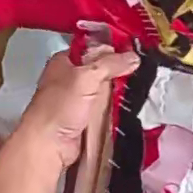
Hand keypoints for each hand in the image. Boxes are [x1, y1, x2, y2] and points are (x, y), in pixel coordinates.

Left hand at [11, 46, 139, 170]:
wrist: (49, 145)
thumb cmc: (61, 106)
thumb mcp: (86, 77)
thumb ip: (110, 64)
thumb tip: (134, 57)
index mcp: (64, 61)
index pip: (92, 48)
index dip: (112, 48)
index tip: (135, 51)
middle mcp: (71, 78)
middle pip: (102, 69)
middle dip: (120, 71)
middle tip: (142, 72)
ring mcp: (79, 100)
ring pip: (106, 90)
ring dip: (121, 92)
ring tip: (143, 87)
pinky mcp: (86, 118)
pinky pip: (106, 108)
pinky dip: (117, 108)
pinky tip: (133, 105)